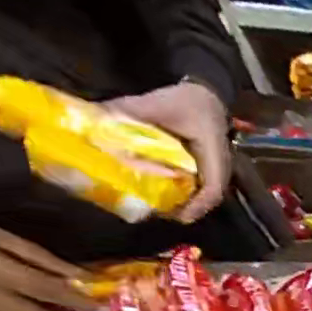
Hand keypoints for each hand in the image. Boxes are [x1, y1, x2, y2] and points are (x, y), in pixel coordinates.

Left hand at [102, 79, 230, 222]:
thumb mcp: (158, 102)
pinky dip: (182, 194)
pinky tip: (161, 192)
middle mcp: (218, 168)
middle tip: (159, 214)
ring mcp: (214, 171)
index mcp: (213, 155)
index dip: (197, 204)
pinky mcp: (205, 170)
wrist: (206, 96)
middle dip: (186, 209)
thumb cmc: (188, 101)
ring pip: (203, 196)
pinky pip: (198, 188)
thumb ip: (128, 110)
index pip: (213, 188)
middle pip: (207, 198)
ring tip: (158, 208)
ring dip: (183, 203)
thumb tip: (93, 118)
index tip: (178, 215)